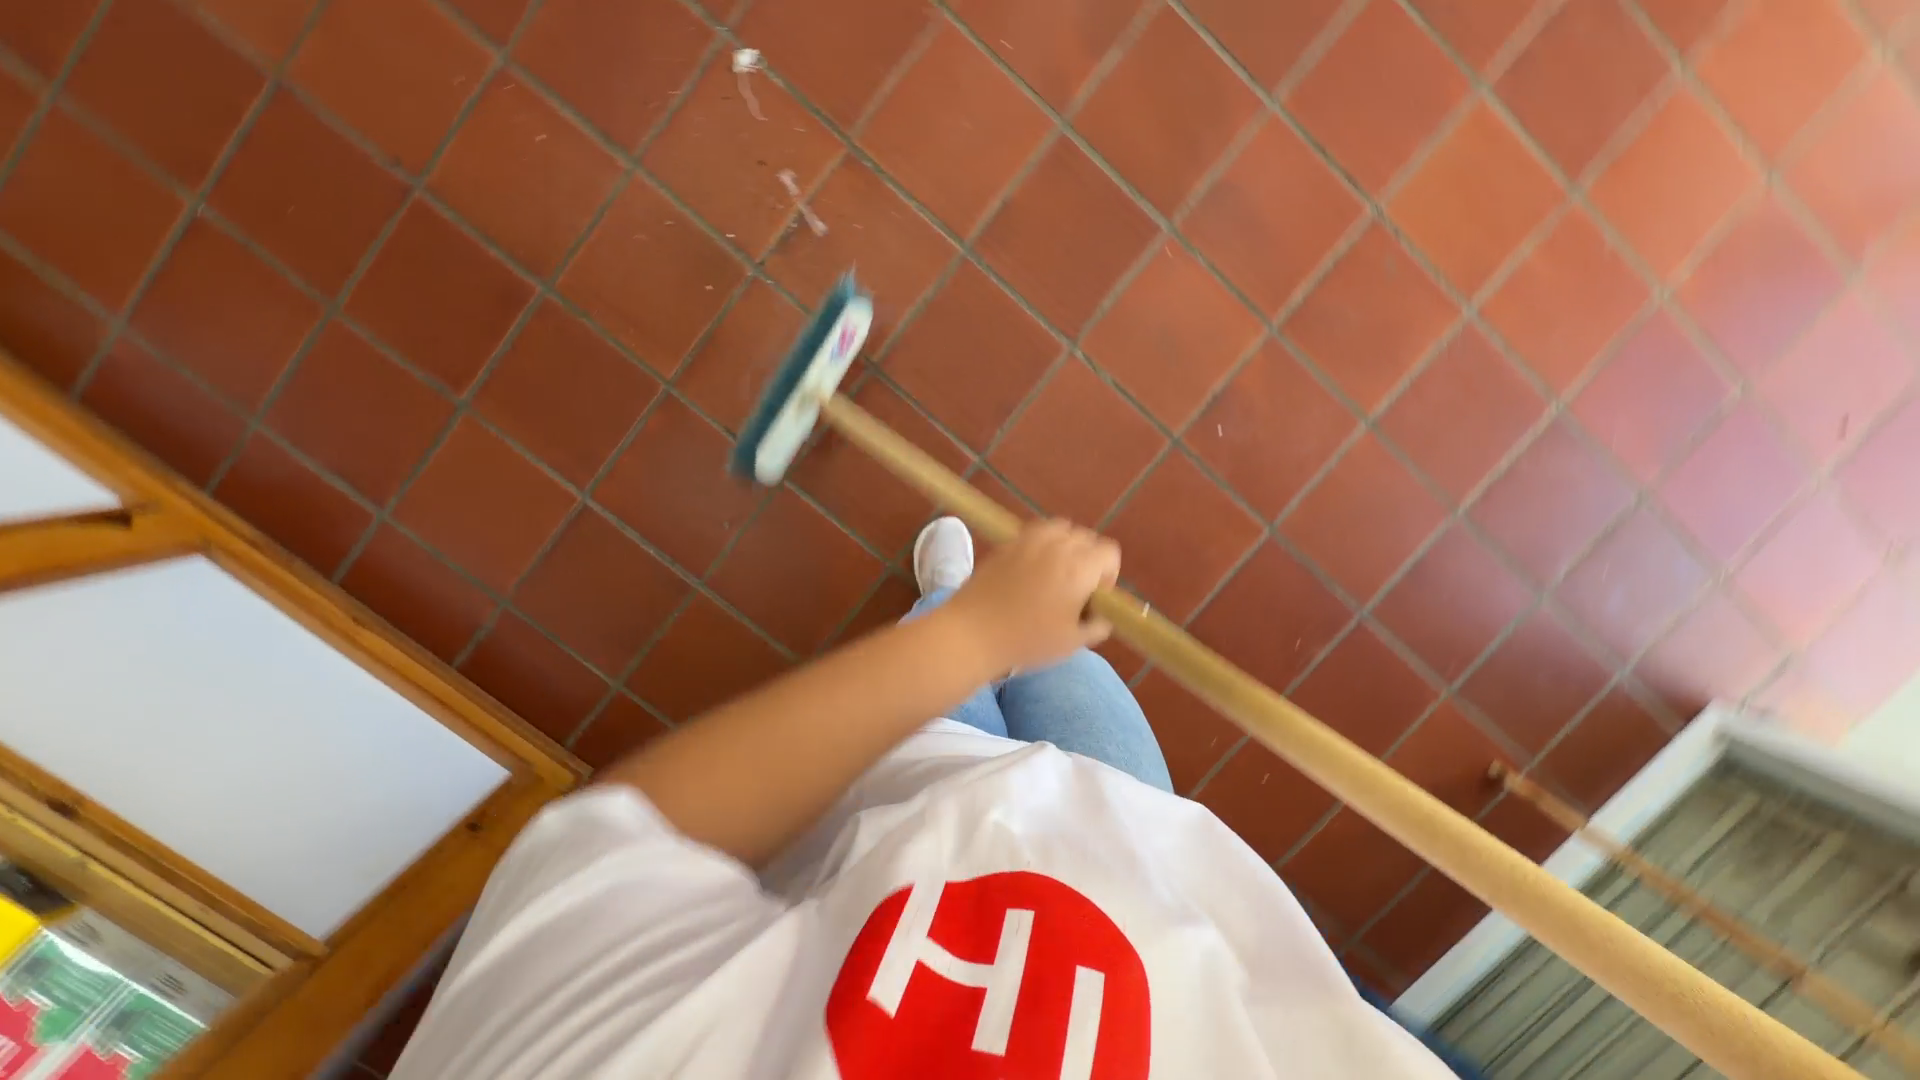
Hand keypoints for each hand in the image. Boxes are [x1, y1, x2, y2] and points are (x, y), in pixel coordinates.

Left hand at [945, 519, 1120, 671]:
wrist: (973, 632)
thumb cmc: (1027, 640)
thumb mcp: (1072, 642)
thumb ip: (1097, 626)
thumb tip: (1101, 616)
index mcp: (1080, 567)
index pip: (1109, 553)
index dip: (1108, 575)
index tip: (1093, 598)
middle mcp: (1058, 545)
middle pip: (1087, 538)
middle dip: (1088, 560)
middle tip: (1074, 590)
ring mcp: (1030, 540)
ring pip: (1061, 529)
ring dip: (1065, 547)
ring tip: (1053, 575)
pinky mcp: (1007, 543)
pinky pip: (1035, 533)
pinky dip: (1041, 545)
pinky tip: (1030, 571)